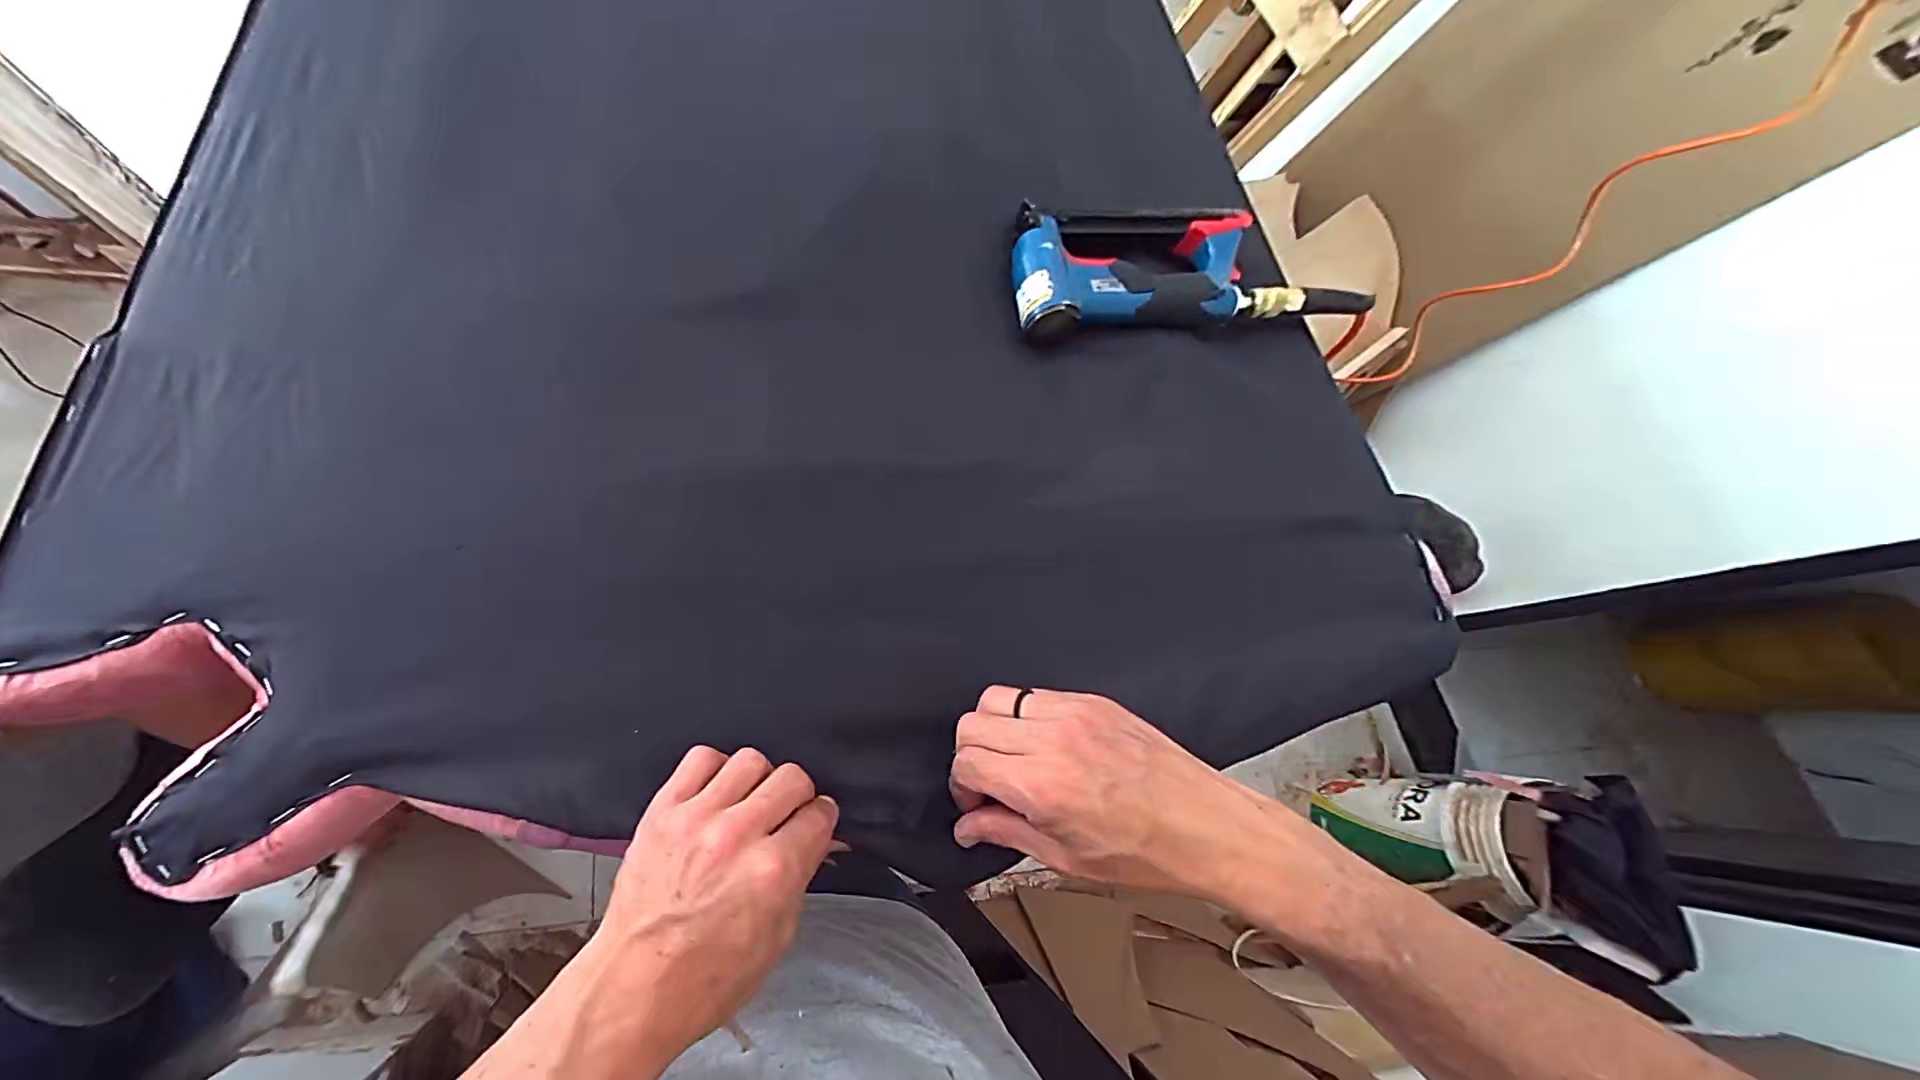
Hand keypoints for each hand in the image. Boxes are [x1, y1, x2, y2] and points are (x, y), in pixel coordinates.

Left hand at [591, 746, 837, 1054]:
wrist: (633, 991)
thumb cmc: (701, 978)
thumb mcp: (778, 935)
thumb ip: (803, 873)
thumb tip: (817, 837)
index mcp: (772, 871)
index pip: (819, 813)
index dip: (823, 818)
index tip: (816, 820)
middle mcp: (737, 837)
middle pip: (792, 778)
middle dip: (799, 796)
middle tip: (788, 813)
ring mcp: (696, 820)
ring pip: (751, 760)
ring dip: (759, 780)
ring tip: (750, 802)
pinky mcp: (662, 813)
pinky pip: (700, 759)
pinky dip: (715, 769)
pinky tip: (717, 793)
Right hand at [950, 687, 1297, 899]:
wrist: (1205, 825)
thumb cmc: (1149, 849)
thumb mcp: (1066, 857)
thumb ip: (1006, 832)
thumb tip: (970, 825)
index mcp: (1044, 785)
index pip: (968, 762)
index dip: (962, 786)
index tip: (976, 801)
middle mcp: (1055, 740)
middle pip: (973, 723)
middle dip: (970, 755)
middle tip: (990, 782)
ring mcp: (1075, 713)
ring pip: (998, 698)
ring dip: (995, 729)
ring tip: (1017, 760)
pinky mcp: (1094, 701)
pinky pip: (1037, 694)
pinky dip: (1028, 716)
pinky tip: (1047, 746)